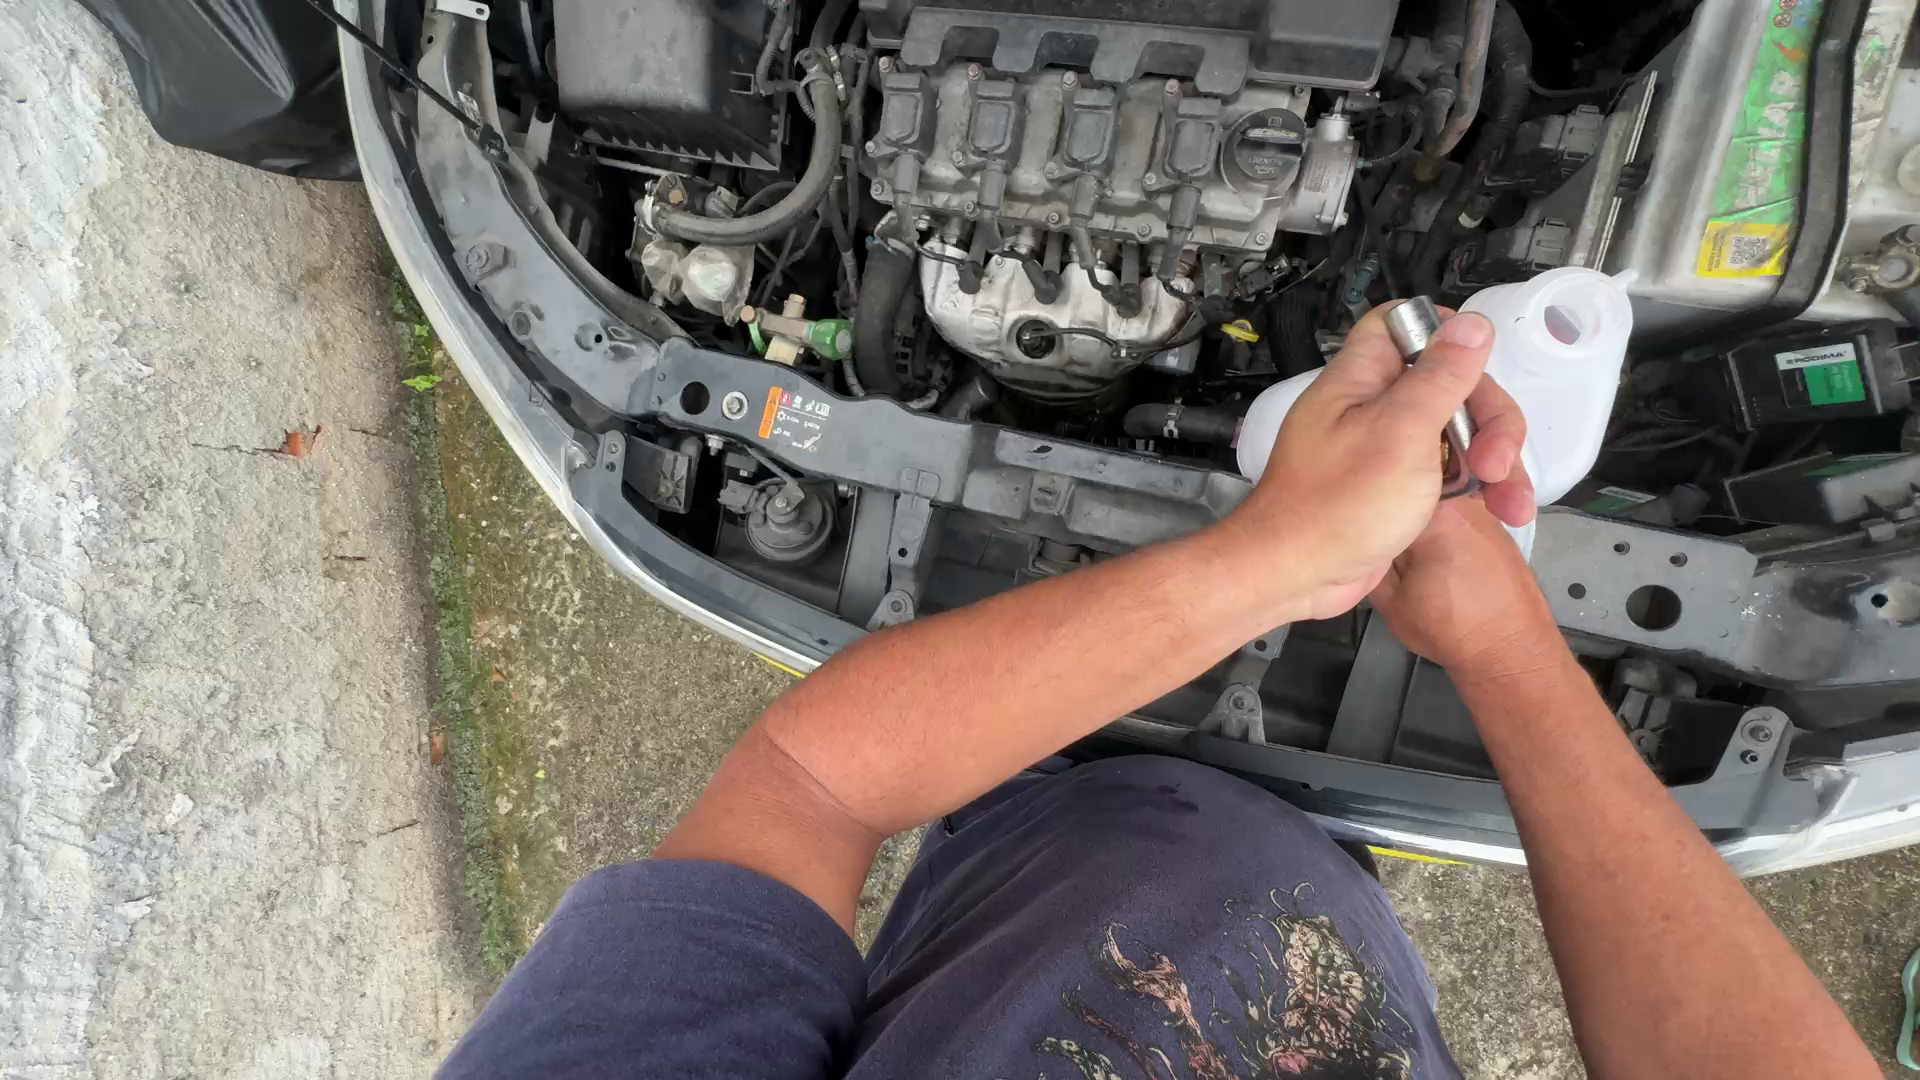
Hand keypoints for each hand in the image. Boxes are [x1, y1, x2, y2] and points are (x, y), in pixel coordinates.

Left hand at [1226, 303, 1534, 619]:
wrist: (1294, 574)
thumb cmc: (1334, 507)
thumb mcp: (1399, 432)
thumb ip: (1437, 377)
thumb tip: (1467, 325)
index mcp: (1356, 383)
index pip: (1397, 325)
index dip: (1442, 332)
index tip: (1477, 361)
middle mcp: (1365, 411)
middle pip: (1445, 384)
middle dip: (1488, 418)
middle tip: (1497, 461)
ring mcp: (1378, 450)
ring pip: (1452, 432)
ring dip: (1493, 461)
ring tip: (1509, 500)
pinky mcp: (1389, 487)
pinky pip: (1441, 472)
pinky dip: (1474, 487)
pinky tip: (1500, 509)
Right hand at [1368, 497, 1562, 681]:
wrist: (1511, 652)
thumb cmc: (1449, 629)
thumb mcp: (1388, 599)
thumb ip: (1368, 558)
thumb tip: (1351, 535)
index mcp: (1435, 516)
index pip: (1386, 487)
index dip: (1363, 501)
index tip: (1349, 514)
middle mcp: (1464, 505)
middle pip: (1411, 484)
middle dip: (1387, 501)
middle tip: (1365, 523)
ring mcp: (1484, 514)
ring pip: (1434, 497)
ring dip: (1412, 511)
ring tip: (1390, 535)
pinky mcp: (1495, 529)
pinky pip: (1454, 512)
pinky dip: (1435, 524)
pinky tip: (1426, 551)